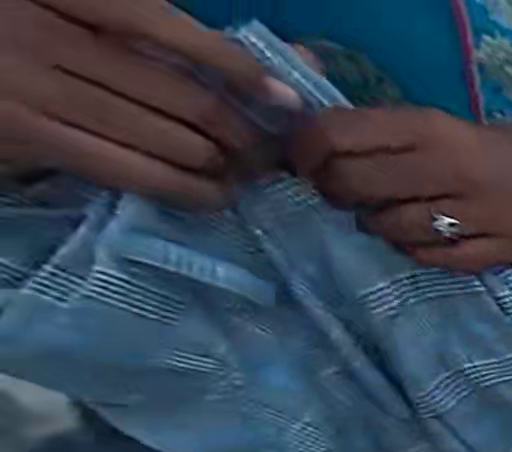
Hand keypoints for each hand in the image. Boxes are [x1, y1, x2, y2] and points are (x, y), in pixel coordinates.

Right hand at [0, 0, 298, 205]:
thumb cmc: (25, 31)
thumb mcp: (81, 11)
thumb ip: (177, 30)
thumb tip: (302, 55)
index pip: (155, 19)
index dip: (234, 64)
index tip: (288, 99)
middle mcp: (27, 26)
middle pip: (190, 100)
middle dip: (248, 135)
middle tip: (270, 152)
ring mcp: (22, 82)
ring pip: (183, 144)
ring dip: (230, 167)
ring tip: (244, 171)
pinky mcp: (25, 134)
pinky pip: (147, 175)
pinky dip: (200, 191)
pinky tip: (217, 191)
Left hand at [289, 106, 511, 271]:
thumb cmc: (506, 152)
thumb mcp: (448, 126)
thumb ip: (395, 137)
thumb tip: (328, 153)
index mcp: (434, 130)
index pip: (337, 135)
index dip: (304, 150)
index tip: (303, 161)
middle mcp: (452, 172)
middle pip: (358, 184)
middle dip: (335, 192)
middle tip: (341, 195)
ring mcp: (479, 216)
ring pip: (395, 226)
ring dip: (376, 225)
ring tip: (382, 219)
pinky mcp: (502, 250)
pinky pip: (439, 258)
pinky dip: (417, 251)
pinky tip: (418, 242)